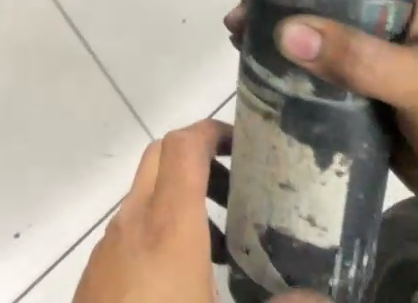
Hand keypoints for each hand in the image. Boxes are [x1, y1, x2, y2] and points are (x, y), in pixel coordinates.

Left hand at [73, 117, 347, 302]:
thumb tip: (320, 297)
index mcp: (167, 228)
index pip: (183, 146)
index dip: (212, 132)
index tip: (248, 143)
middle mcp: (133, 224)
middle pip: (160, 159)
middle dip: (201, 160)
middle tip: (245, 190)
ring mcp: (109, 248)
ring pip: (144, 196)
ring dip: (182, 199)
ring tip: (228, 246)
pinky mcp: (97, 276)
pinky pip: (131, 231)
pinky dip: (161, 231)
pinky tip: (191, 285)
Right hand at [225, 0, 417, 225]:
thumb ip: (360, 58)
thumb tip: (283, 31)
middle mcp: (405, 6)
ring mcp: (384, 43)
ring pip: (321, 14)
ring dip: (278, 17)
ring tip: (237, 26)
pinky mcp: (366, 76)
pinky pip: (319, 52)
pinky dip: (286, 50)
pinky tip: (253, 51)